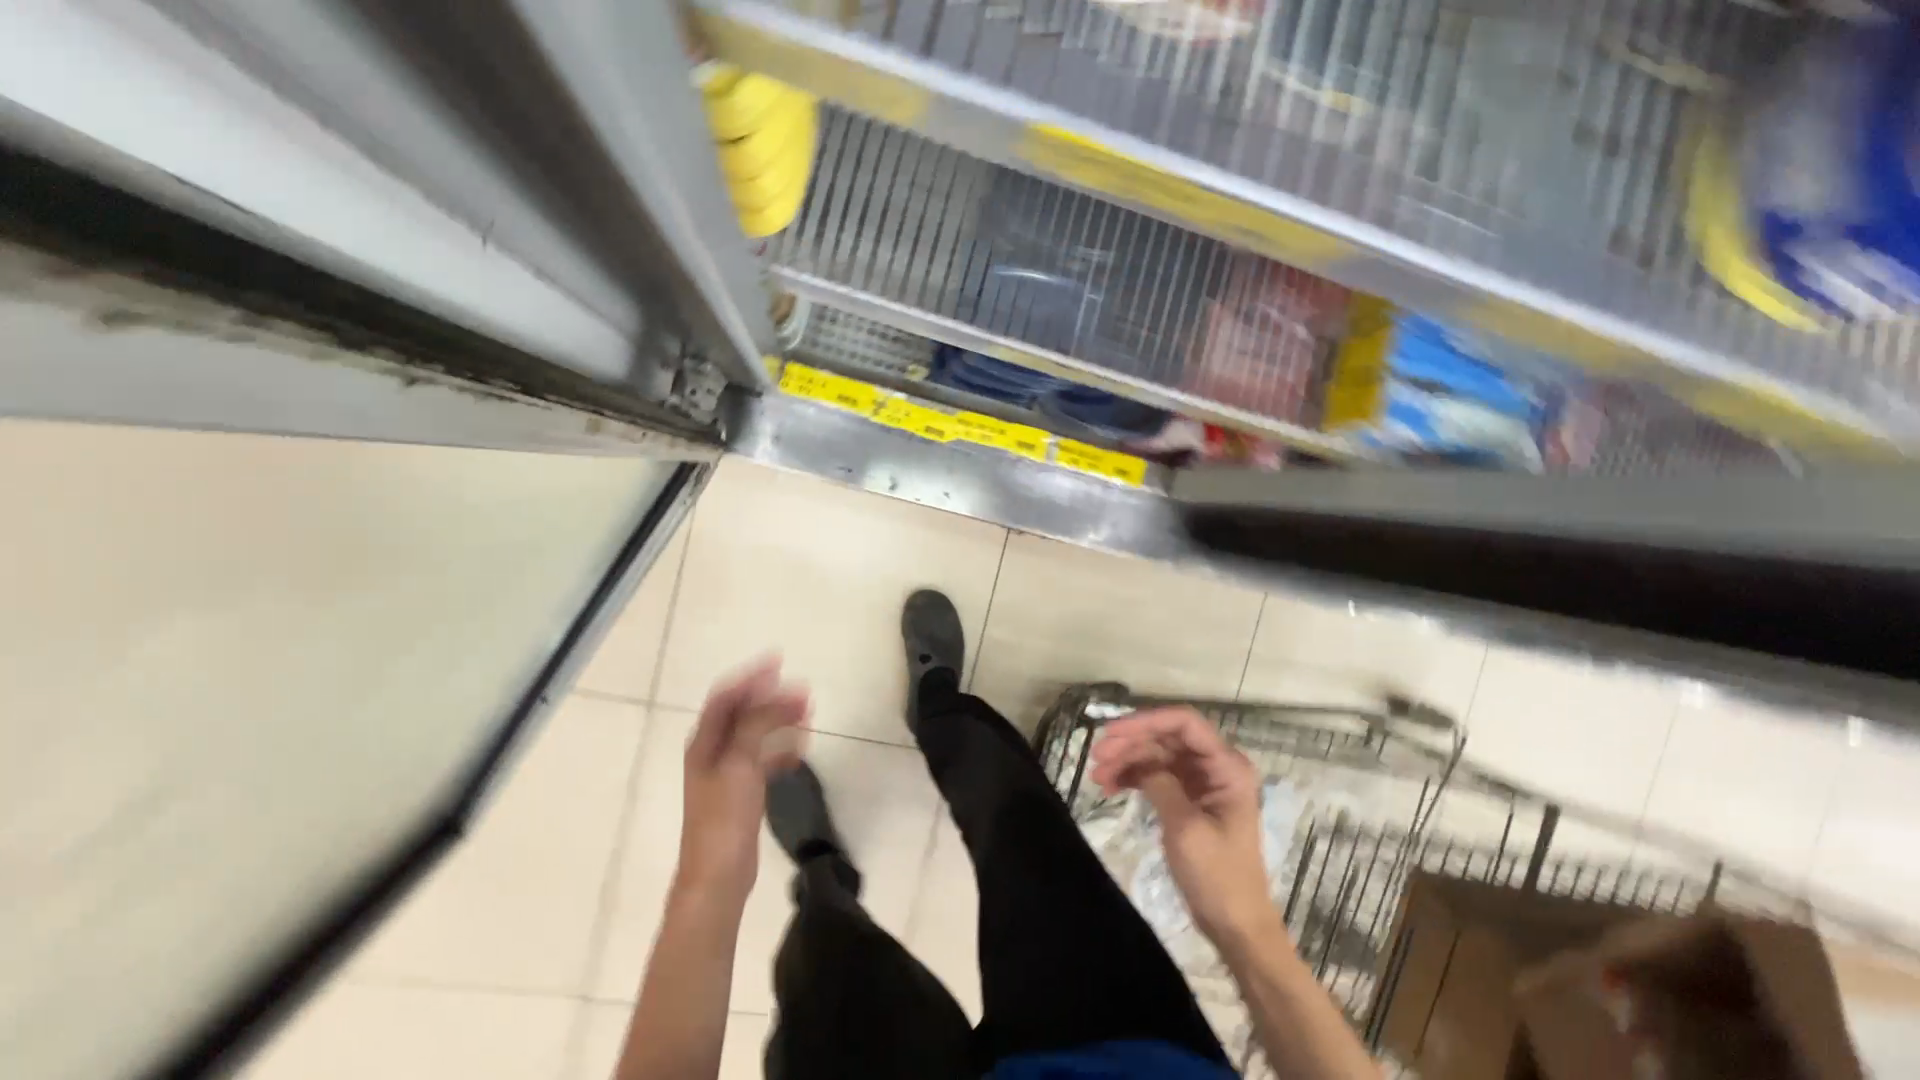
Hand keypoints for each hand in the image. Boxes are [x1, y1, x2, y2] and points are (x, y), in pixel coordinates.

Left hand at [675, 656, 809, 907]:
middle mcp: (712, 753)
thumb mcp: (740, 765)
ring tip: (808, 716)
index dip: (751, 677)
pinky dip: (780, 749)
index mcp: (704, 743)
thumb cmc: (725, 819)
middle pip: (742, 714)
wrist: (717, 877)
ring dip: (779, 722)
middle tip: (805, 693)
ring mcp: (726, 774)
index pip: (727, 697)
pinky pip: (762, 759)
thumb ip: (756, 726)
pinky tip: (799, 752)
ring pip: (755, 735)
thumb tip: (776, 697)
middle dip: (772, 698)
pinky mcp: (740, 794)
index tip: (780, 663)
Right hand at [1088, 706, 1275, 942]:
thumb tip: (1139, 761)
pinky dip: (1135, 778)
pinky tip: (1111, 787)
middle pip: (1168, 738)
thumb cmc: (1217, 875)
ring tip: (1098, 776)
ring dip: (1128, 761)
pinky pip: (1158, 777)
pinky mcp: (1190, 801)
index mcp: (1228, 767)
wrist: (1235, 923)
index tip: (1112, 733)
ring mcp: (1203, 784)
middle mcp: (1217, 767)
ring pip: (1159, 756)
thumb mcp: (1186, 827)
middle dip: (1132, 742)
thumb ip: (1162, 784)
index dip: (1147, 721)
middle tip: (1097, 757)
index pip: (1185, 723)